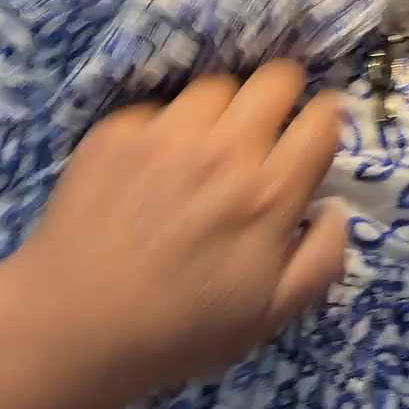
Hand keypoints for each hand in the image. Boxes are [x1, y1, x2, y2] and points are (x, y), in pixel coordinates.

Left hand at [0, 61, 348, 401]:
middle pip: (275, 78)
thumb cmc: (178, 330)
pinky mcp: (114, 132)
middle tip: (265, 132)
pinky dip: (165, 127)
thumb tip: (336, 209)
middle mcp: (221, 150)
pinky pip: (157, 107)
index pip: (322, 119)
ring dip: (223, 109)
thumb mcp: (269, 316)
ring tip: (205, 146)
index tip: (310, 140)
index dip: (324, 124)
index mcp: (268, 194)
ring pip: (215, 85)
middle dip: (282, 97)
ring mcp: (162, 134)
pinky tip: (151, 165)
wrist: (73, 326)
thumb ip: (321, 258)